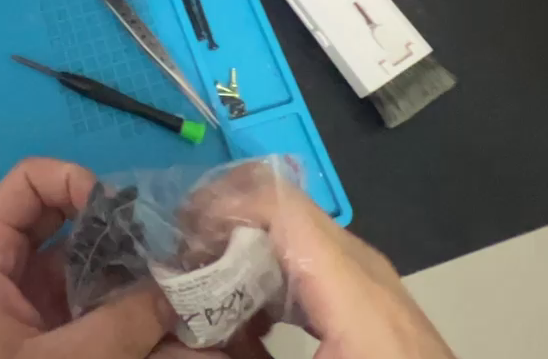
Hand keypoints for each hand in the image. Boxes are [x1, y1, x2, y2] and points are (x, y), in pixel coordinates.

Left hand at [0, 158, 174, 358]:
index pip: (30, 182)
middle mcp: (8, 271)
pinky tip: (169, 336)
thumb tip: (182, 293)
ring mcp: (28, 309)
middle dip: (118, 233)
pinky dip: (125, 319)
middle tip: (166, 251)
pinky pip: (90, 315)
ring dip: (132, 281)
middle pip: (67, 224)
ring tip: (182, 295)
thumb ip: (121, 325)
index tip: (122, 214)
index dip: (75, 181)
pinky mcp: (46, 344)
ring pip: (85, 272)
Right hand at [191, 163, 455, 358]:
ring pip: (292, 223)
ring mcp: (367, 275)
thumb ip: (246, 353)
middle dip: (223, 216)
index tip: (181, 236)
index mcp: (352, 291)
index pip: (279, 205)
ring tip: (202, 274)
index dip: (221, 205)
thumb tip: (186, 340)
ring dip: (242, 237)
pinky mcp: (366, 293)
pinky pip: (307, 252)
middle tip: (180, 253)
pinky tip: (246, 305)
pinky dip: (267, 261)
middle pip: (281, 204)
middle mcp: (361, 266)